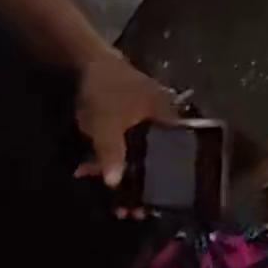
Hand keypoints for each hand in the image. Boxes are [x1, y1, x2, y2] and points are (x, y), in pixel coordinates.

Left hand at [73, 53, 177, 188]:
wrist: (92, 66)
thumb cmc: (106, 96)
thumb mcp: (105, 129)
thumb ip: (112, 155)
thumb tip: (115, 183)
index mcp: (165, 113)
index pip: (175, 144)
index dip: (166, 170)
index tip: (153, 196)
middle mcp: (163, 109)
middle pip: (155, 147)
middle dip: (139, 174)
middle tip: (124, 201)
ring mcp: (148, 107)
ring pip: (139, 142)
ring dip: (122, 163)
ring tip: (100, 180)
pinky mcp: (133, 107)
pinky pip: (129, 135)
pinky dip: (116, 149)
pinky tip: (93, 161)